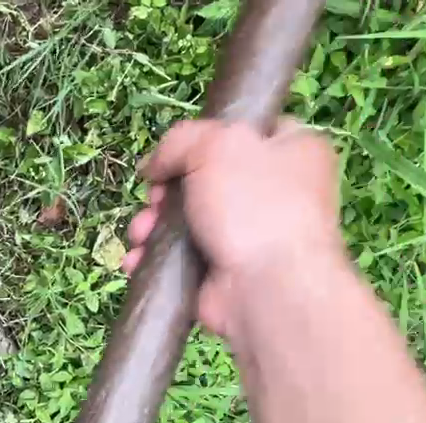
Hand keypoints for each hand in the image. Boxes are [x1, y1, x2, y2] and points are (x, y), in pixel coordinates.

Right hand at [123, 117, 345, 338]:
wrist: (267, 285)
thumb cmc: (254, 205)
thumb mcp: (218, 145)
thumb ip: (181, 140)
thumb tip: (153, 165)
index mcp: (289, 149)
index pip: (241, 133)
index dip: (200, 142)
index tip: (172, 160)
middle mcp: (270, 191)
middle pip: (199, 182)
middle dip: (163, 194)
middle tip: (154, 203)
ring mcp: (243, 234)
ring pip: (181, 223)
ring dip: (149, 228)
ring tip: (139, 236)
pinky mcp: (217, 271)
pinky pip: (174, 259)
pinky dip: (150, 260)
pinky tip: (137, 261)